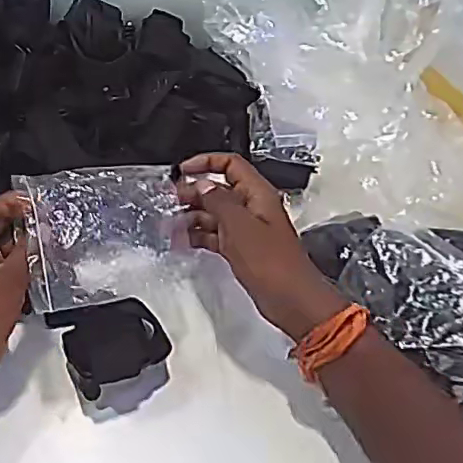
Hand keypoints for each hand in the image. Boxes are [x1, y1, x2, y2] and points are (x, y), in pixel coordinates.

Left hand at [0, 191, 31, 380]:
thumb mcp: (9, 278)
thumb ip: (28, 250)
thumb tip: (42, 229)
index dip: (13, 203)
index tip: (36, 201)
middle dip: (23, 223)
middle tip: (48, 218)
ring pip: (6, 243)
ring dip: (26, 242)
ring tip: (48, 237)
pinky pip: (8, 261)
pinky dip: (23, 260)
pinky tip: (41, 259)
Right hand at [177, 153, 347, 340]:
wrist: (292, 300)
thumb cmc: (275, 265)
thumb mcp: (239, 225)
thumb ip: (217, 200)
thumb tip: (201, 184)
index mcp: (258, 195)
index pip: (231, 165)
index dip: (205, 162)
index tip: (183, 170)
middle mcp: (252, 208)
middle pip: (218, 189)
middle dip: (193, 192)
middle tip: (171, 199)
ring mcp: (246, 228)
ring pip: (213, 212)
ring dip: (192, 215)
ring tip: (171, 223)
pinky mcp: (241, 248)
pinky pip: (214, 233)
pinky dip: (198, 235)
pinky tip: (183, 240)